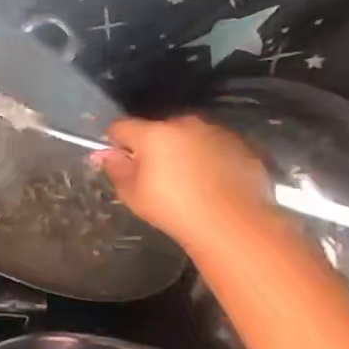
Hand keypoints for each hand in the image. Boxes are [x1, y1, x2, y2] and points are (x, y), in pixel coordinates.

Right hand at [94, 115, 275, 245]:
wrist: (233, 224)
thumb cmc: (174, 209)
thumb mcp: (133, 195)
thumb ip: (116, 169)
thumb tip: (105, 154)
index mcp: (153, 134)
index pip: (120, 127)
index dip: (115, 143)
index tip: (120, 163)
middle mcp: (185, 125)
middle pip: (157, 130)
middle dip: (152, 147)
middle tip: (155, 178)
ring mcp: (217, 133)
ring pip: (188, 137)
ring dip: (182, 152)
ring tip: (187, 183)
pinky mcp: (242, 146)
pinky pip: (215, 147)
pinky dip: (209, 160)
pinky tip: (212, 185)